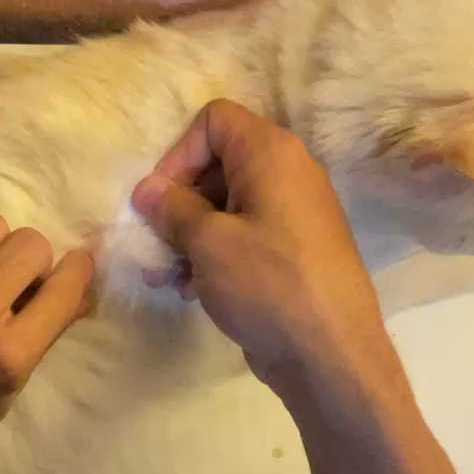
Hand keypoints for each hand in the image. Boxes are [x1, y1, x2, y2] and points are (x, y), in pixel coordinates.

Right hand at [131, 99, 399, 405]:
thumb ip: (172, 209)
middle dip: (176, 203)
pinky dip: (211, 256)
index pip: (214, 121)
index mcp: (271, 154)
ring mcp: (289, 216)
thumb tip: (146, 189)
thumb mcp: (208, 243)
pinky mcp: (287, 253)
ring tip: (164, 276)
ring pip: (223, 207)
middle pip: (216, 166)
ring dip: (186, 236)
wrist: (327, 352)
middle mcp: (285, 174)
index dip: (178, 154)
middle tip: (153, 243)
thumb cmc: (267, 284)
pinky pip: (240, 237)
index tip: (159, 200)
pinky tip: (191, 289)